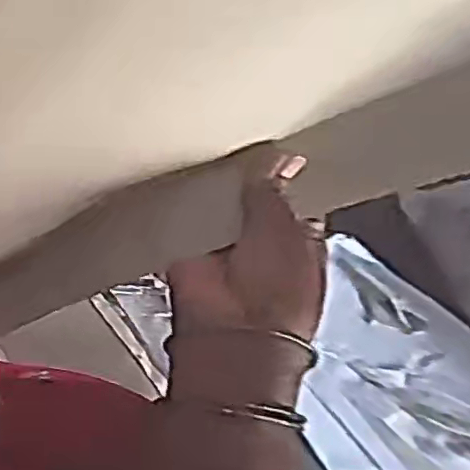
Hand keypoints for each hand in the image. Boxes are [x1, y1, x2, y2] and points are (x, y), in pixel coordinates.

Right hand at [166, 152, 323, 340]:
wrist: (230, 323)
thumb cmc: (276, 286)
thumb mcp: (282, 229)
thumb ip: (274, 192)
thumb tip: (283, 157)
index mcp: (295, 236)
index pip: (284, 196)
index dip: (274, 173)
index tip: (262, 147)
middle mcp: (256, 240)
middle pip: (242, 198)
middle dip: (234, 180)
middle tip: (223, 146)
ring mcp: (219, 244)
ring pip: (210, 206)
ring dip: (204, 192)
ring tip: (194, 160)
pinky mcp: (183, 246)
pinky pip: (177, 218)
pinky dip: (175, 205)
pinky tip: (173, 182)